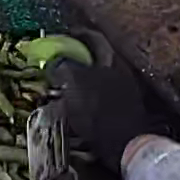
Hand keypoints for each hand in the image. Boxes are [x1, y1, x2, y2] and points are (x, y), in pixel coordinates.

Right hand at [47, 37, 161, 170]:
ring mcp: (123, 94)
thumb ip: (63, 66)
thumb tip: (55, 61)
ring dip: (76, 84)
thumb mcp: (75, 81)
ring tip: (58, 91)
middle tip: (55, 65)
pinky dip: (82, 102)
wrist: (124, 145)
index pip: (93, 38)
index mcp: (112, 60)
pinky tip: (70, 111)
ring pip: (95, 81)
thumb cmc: (99, 109)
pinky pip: (97, 101)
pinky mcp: (120, 113)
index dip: (76, 35)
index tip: (60, 38)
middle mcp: (120, 73)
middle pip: (95, 60)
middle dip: (74, 61)